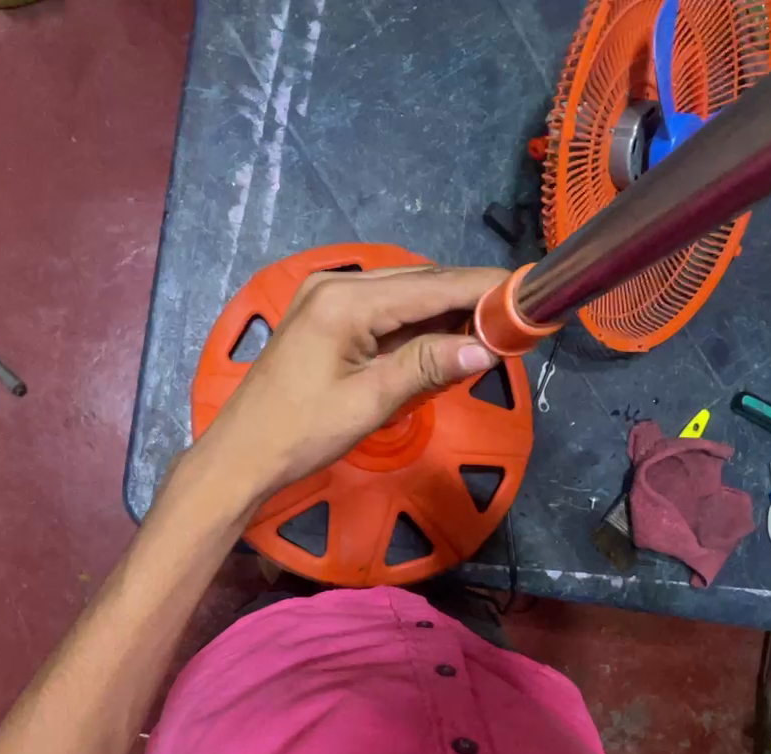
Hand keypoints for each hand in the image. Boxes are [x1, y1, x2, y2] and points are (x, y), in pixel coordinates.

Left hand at [189, 265, 507, 507]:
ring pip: (404, 294)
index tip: (528, 293)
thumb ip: (428, 366)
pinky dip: (416, 323)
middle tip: (513, 322)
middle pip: (420, 282)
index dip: (483, 289)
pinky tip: (442, 339)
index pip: (432, 286)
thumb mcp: (370, 401)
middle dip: (468, 300)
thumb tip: (488, 348)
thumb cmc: (301, 433)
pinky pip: (383, 309)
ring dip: (444, 312)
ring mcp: (327, 297)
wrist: (242, 453)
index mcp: (347, 301)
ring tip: (487, 332)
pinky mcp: (325, 316)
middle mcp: (337, 285)